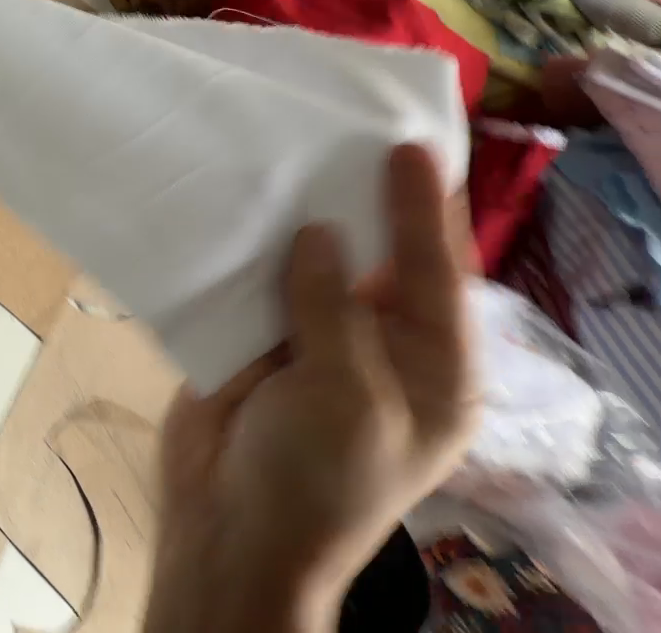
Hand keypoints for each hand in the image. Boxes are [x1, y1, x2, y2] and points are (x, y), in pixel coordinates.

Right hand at [145, 144, 481, 632]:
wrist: (231, 523)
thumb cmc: (317, 474)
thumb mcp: (349, 397)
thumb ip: (334, 311)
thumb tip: (315, 233)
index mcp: (429, 367)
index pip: (434, 273)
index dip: (421, 210)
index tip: (407, 147)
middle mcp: (372, 344)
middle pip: (372, 260)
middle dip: (364, 205)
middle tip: (347, 138)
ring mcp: (305, 341)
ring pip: (303, 267)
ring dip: (293, 222)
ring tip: (284, 162)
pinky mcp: (246, 341)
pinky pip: (247, 285)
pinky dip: (239, 252)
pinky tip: (227, 214)